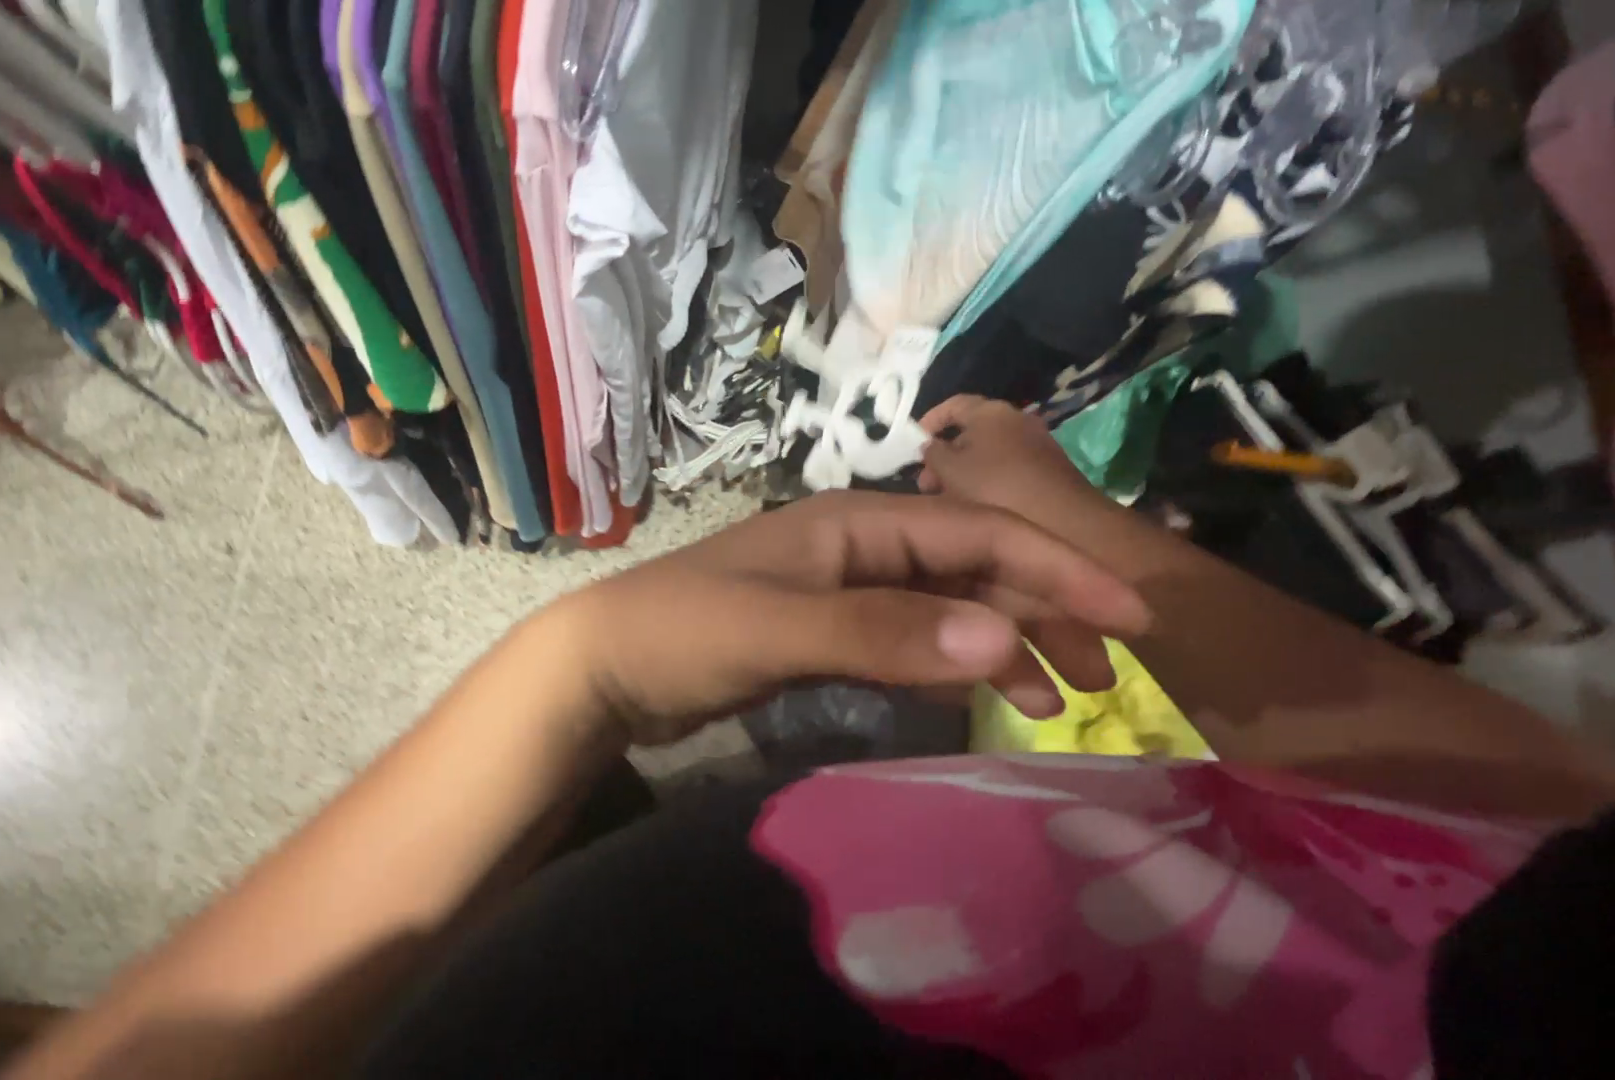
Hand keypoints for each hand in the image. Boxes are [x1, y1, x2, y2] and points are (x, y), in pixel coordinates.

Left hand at [549, 490, 1151, 747]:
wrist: (604, 668)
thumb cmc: (681, 633)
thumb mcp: (779, 629)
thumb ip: (884, 632)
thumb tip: (1005, 637)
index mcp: (852, 524)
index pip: (976, 533)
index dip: (1057, 569)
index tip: (1131, 618)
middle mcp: (857, 548)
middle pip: (972, 566)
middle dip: (1042, 609)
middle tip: (1101, 675)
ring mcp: (842, 591)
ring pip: (947, 605)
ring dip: (1003, 639)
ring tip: (1052, 697)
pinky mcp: (826, 633)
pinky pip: (911, 638)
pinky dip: (952, 660)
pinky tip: (979, 689)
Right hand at [917, 395, 1094, 508]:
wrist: (1063, 520)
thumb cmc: (995, 488)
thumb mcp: (948, 470)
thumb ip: (932, 453)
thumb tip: (931, 445)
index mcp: (990, 412)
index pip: (953, 404)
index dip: (930, 420)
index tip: (913, 443)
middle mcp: (1016, 419)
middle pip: (970, 431)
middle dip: (944, 455)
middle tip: (926, 484)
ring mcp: (1035, 443)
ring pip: (988, 452)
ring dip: (963, 472)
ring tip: (948, 500)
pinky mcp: (1046, 468)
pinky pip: (1006, 466)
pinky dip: (987, 480)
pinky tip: (978, 506)